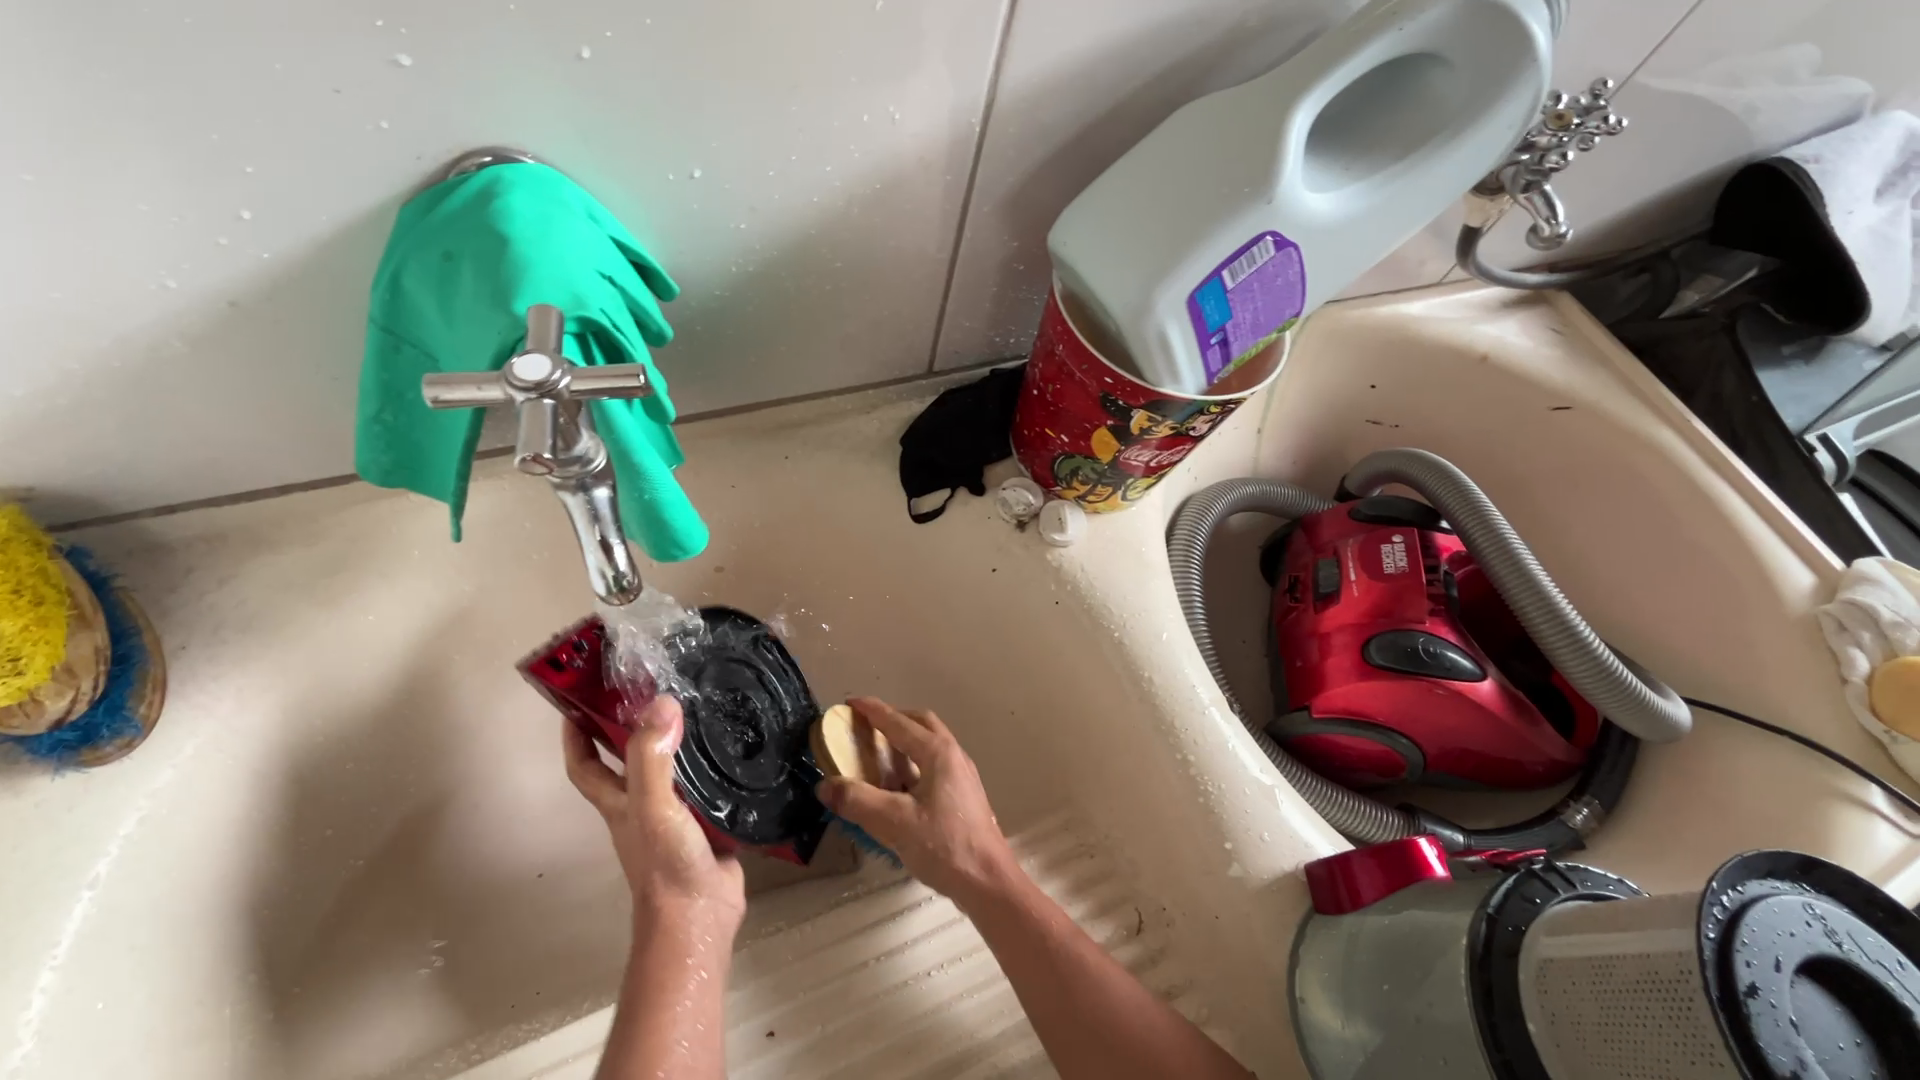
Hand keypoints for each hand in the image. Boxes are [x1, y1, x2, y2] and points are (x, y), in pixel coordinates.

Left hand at [563, 696, 746, 930]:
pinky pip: (707, 788)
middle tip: (656, 690)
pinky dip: (714, 767)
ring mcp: (675, 818)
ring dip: (679, 744)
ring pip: (671, 772)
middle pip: (629, 763)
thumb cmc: (665, 864)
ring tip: (700, 708)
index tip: (578, 700)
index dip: (575, 735)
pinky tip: (734, 748)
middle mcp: (642, 808)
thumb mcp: (651, 806)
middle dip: (632, 730)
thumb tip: (661, 702)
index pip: (585, 765)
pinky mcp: (707, 825)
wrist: (701, 914)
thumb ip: (652, 758)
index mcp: (619, 804)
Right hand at [816, 697, 1020, 910]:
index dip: (872, 711)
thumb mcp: (894, 823)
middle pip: (921, 724)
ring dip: (904, 742)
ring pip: (930, 745)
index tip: (850, 703)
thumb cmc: (945, 847)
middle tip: (866, 729)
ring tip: (878, 758)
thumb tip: (825, 786)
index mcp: (938, 754)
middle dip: (892, 720)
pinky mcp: (964, 796)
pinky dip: (913, 764)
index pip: (898, 722)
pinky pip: (934, 766)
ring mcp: (962, 776)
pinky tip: (898, 790)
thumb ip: (857, 801)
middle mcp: (953, 756)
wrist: (988, 882)